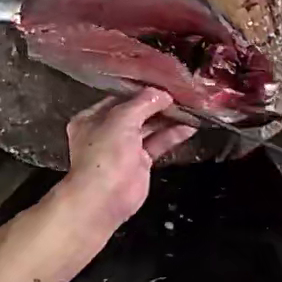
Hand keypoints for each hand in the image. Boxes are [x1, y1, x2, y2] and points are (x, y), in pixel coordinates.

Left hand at [56, 89, 196, 227]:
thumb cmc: (106, 153)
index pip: (119, 98)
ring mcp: (124, 147)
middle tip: (181, 95)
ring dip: (168, 119)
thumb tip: (162, 93)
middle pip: (136, 112)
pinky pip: (158, 143)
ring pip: (149, 128)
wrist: (104, 198)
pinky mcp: (140, 162)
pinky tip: (189, 127)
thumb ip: (142, 103)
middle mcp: (107, 131)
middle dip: (157, 105)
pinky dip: (172, 135)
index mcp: (92, 118)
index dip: (141, 91)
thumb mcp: (121, 119)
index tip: (163, 83)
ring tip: (189, 108)